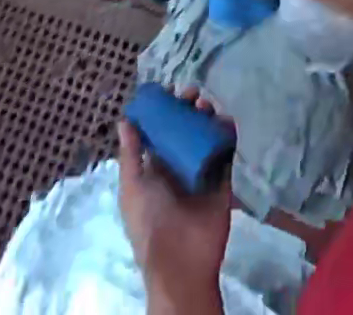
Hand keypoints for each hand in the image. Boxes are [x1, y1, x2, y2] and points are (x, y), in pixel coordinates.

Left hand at [117, 89, 229, 314]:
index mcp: (155, 168)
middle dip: (188, 108)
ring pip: (206, 135)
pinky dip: (227, 133)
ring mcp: (202, 171)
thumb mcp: (132, 188)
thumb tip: (125, 120)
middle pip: (185, 129)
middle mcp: (179, 166)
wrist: (181, 261)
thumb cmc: (150, 222)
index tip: (169, 91)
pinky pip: (226, 151)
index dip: (165, 111)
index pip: (161, 132)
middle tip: (192, 93)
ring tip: (206, 105)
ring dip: (207, 116)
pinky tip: (226, 119)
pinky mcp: (223, 178)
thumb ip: (131, 154)